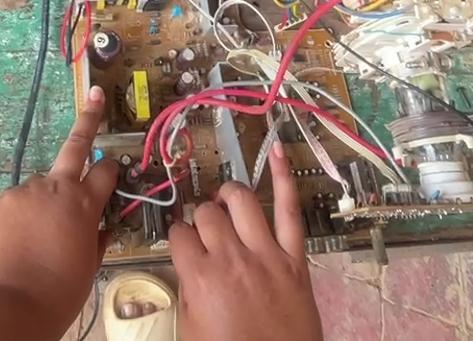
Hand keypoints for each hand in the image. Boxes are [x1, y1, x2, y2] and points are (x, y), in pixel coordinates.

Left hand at [0, 85, 119, 337]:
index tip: (112, 167)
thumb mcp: (87, 269)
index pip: (106, 171)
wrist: (8, 306)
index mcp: (85, 205)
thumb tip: (101, 230)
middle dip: (89, 118)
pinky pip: (19, 203)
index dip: (111, 169)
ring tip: (36, 239)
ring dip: (44, 202)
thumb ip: (95, 241)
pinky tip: (18, 242)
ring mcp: (28, 191)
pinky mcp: (4, 200)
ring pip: (42, 187)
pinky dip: (22, 217)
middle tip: (95, 96)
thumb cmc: (57, 294)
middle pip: (76, 144)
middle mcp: (57, 188)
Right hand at [169, 140, 322, 340]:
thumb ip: (188, 289)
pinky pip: (289, 209)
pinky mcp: (294, 259)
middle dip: (203, 219)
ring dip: (229, 196)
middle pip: (207, 213)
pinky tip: (277, 149)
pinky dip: (284, 176)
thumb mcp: (193, 332)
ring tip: (226, 203)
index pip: (178, 234)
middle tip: (207, 233)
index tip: (183, 244)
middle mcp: (231, 259)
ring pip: (240, 199)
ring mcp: (266, 254)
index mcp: (201, 279)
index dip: (179, 238)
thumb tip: (187, 259)